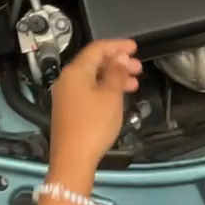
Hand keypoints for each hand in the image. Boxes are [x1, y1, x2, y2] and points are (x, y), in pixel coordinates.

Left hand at [48, 38, 140, 180]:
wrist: (73, 159)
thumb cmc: (93, 125)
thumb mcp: (111, 97)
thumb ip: (117, 74)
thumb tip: (120, 58)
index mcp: (76, 71)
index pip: (97, 49)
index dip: (117, 46)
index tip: (135, 47)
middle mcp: (67, 79)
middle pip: (94, 63)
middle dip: (117, 63)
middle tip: (139, 68)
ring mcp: (66, 95)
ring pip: (92, 78)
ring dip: (113, 77)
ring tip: (134, 84)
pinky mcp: (68, 110)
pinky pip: (88, 90)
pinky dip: (104, 88)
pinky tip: (118, 96)